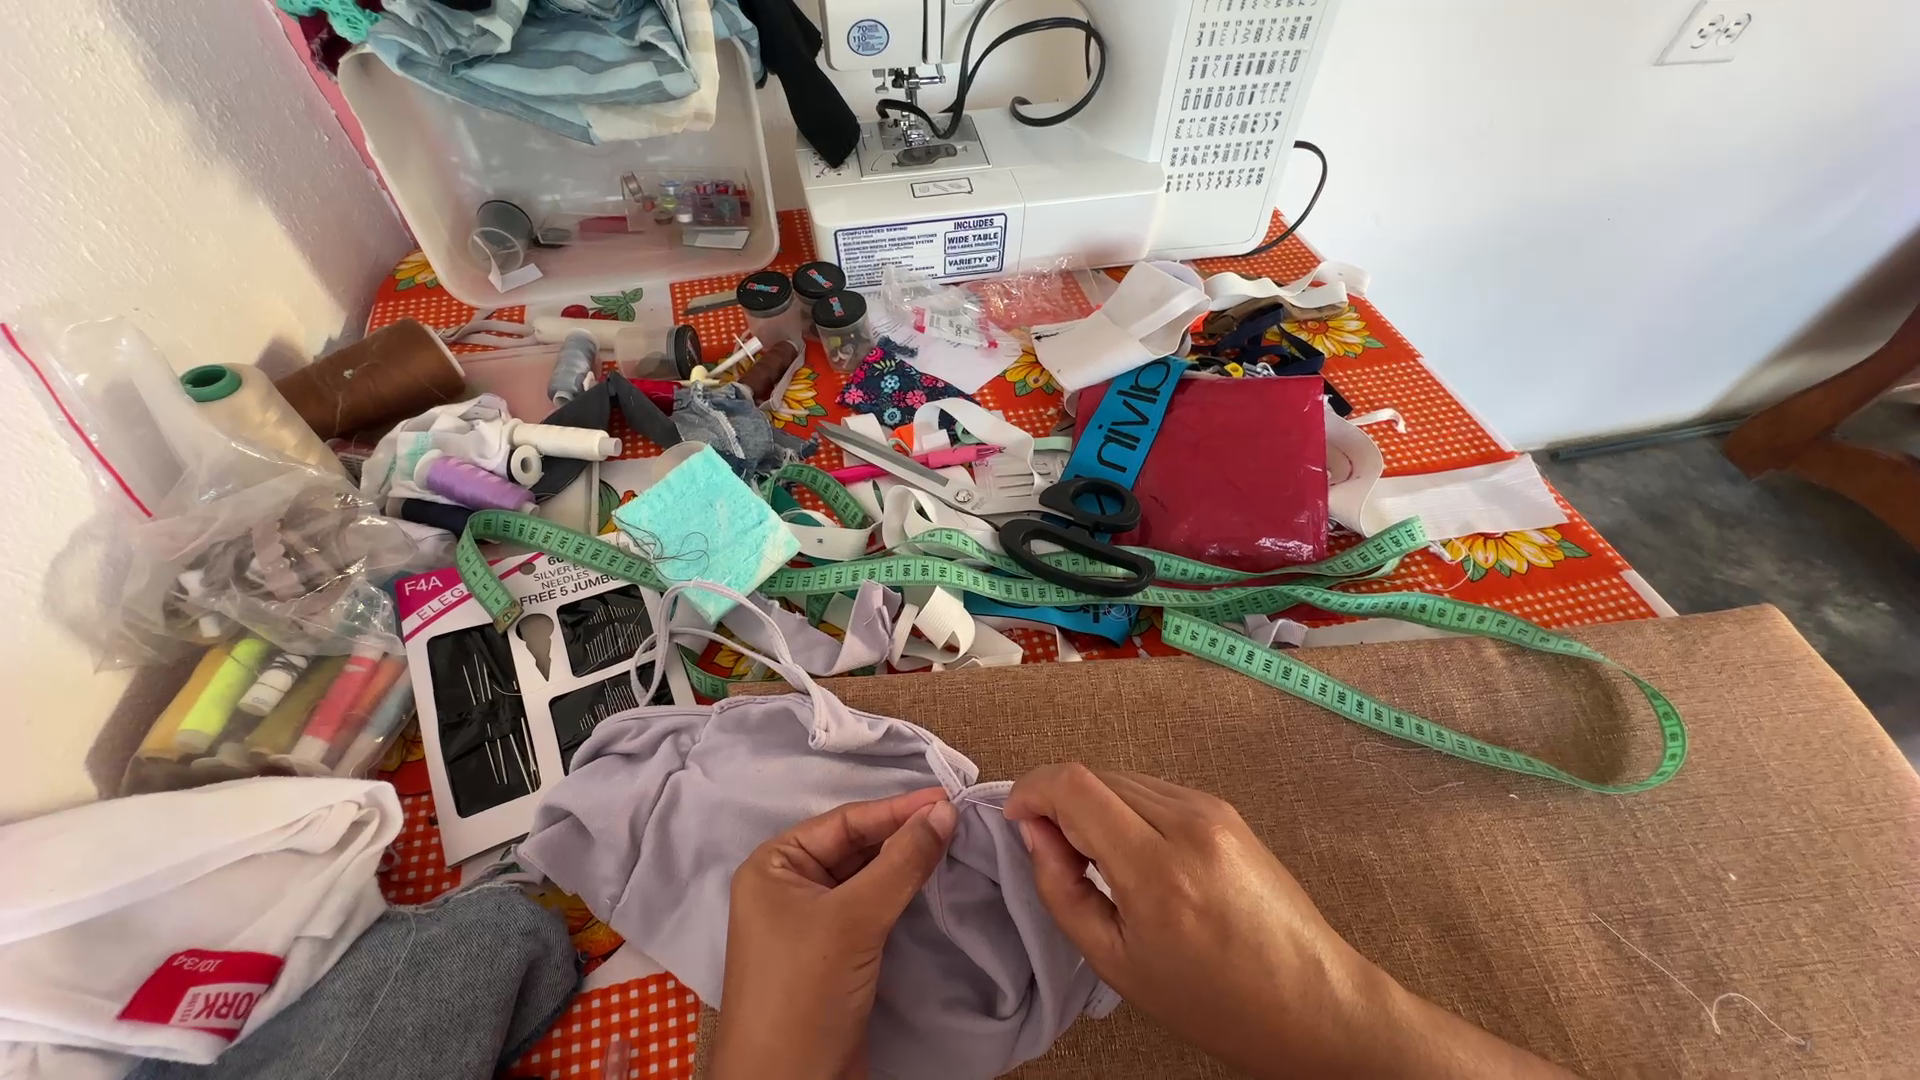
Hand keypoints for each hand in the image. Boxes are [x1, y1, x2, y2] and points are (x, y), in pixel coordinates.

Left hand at [709, 788, 958, 1079]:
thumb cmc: (805, 992)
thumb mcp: (854, 920)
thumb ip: (901, 862)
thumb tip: (946, 811)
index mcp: (775, 865)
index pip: (845, 822)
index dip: (897, 809)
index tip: (947, 797)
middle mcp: (789, 885)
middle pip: (856, 845)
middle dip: (903, 833)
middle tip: (955, 818)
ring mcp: (812, 920)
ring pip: (867, 875)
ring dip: (905, 861)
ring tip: (951, 840)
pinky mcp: (835, 951)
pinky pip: (872, 905)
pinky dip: (901, 891)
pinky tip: (931, 878)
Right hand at [1004, 765, 1573, 1078]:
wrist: (1315, 1002)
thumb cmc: (1215, 999)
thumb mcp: (1117, 963)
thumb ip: (1062, 889)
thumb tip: (1034, 833)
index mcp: (1156, 867)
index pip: (1073, 785)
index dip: (1030, 789)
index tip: (1015, 817)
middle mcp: (1185, 819)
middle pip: (1094, 774)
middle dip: (1057, 800)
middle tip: (1049, 848)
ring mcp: (1210, 807)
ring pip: (1122, 777)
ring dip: (1090, 802)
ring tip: (1091, 855)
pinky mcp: (1223, 807)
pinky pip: (1152, 788)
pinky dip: (1123, 806)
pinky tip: (1128, 849)